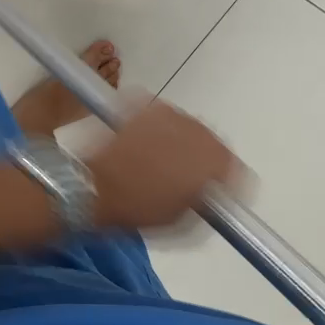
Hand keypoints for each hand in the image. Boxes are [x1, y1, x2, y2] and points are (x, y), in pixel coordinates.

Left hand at [85, 99, 240, 230]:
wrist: (90, 184)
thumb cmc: (137, 208)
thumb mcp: (182, 220)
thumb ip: (208, 204)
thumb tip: (214, 196)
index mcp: (212, 158)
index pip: (233, 166)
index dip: (224, 180)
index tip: (213, 190)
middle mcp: (196, 128)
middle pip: (209, 141)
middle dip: (201, 156)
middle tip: (185, 175)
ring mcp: (167, 112)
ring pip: (184, 126)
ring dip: (179, 140)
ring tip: (160, 158)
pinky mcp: (140, 103)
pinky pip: (157, 116)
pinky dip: (155, 127)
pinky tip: (143, 142)